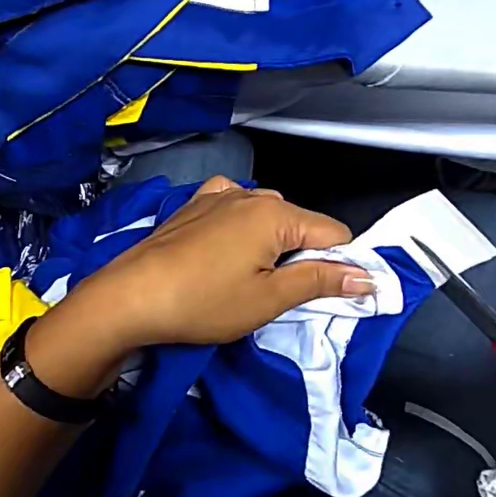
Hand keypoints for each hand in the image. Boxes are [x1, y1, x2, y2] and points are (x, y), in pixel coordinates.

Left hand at [49, 177, 368, 353]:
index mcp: (274, 213)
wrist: (130, 296)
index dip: (340, 265)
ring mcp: (217, 195)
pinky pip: (233, 207)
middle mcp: (249, 194)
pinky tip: (227, 248)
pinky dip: (241, 226)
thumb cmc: (203, 301)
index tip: (330, 295)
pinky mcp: (194, 205)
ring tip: (249, 277)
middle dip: (303, 254)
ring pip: (267, 214)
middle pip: (300, 222)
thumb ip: (319, 281)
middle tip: (282, 294)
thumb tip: (365, 276)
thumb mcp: (268, 299)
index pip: (334, 233)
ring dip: (271, 242)